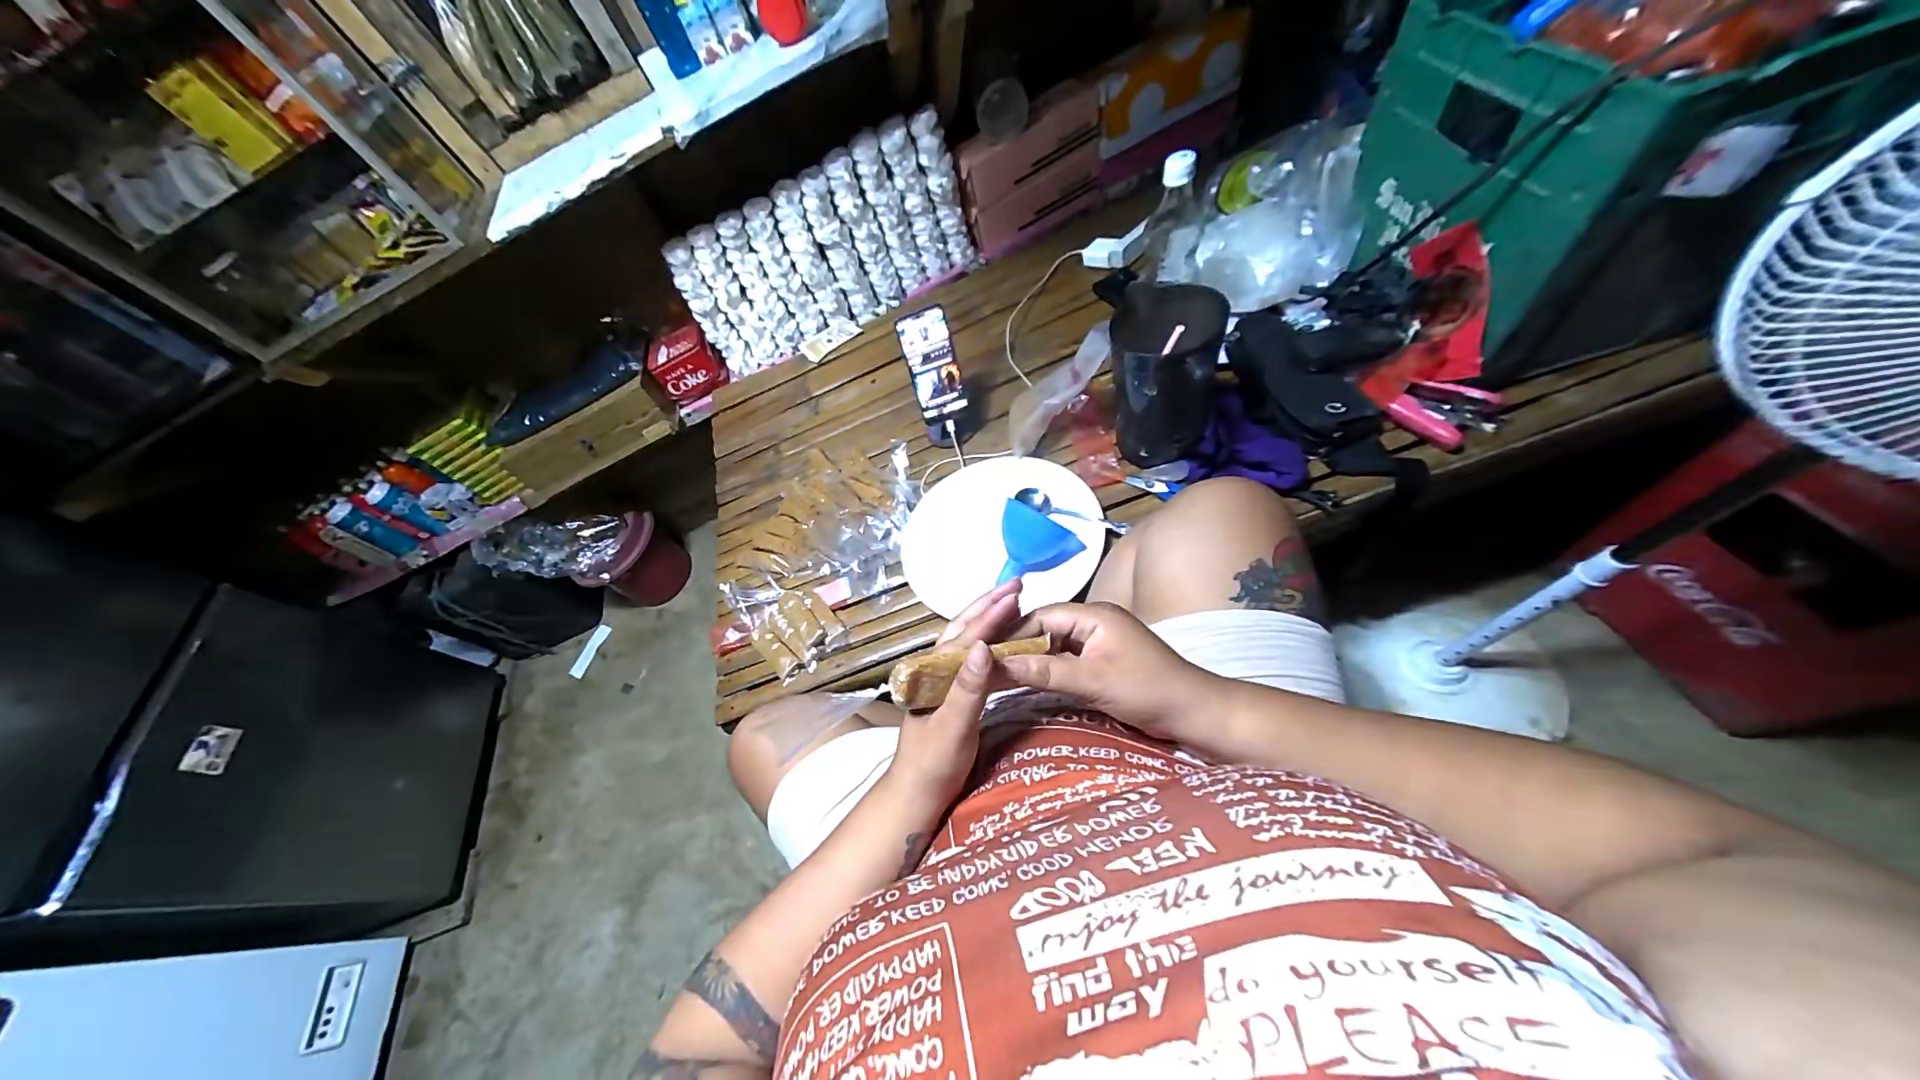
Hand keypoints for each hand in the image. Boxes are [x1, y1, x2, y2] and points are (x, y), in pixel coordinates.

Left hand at [886, 582, 1022, 808]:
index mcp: (933, 672)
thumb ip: (967, 689)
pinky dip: (990, 643)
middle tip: (1016, 584)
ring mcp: (943, 680)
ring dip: (989, 619)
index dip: (991, 614)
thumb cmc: (933, 763)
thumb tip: (982, 647)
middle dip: (988, 604)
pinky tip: (1003, 641)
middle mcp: (936, 669)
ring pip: (967, 639)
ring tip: (1013, 602)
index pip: (967, 636)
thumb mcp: (953, 727)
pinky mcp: (952, 693)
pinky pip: (973, 659)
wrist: (916, 793)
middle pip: (963, 627)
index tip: (1016, 594)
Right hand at [998, 602, 1222, 740]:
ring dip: (1032, 660)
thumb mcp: (1094, 681)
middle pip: (1046, 629)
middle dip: (1018, 647)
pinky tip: (1029, 684)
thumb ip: (1047, 671)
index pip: (1042, 616)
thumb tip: (1000, 665)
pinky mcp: (1103, 662)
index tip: (986, 652)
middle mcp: (1094, 622)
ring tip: (1001, 677)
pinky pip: (1067, 661)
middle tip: (988, 667)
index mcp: (1094, 615)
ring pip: (1054, 647)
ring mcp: (1099, 643)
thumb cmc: (1148, 690)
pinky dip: (1048, 671)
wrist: (1195, 712)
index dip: (1013, 632)